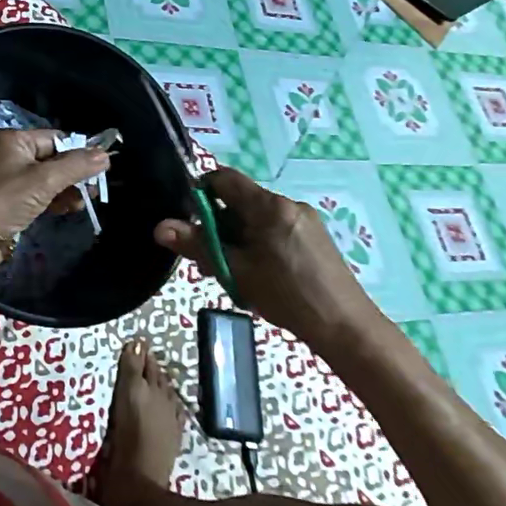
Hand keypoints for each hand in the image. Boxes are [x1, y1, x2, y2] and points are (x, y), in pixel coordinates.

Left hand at [0, 129, 109, 257]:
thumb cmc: (8, 199)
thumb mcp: (45, 180)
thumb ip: (77, 166)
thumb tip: (106, 155)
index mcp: (12, 139)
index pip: (55, 139)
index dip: (78, 152)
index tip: (99, 167)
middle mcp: (9, 152)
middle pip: (53, 158)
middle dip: (74, 174)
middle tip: (94, 188)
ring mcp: (9, 175)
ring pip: (48, 177)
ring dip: (67, 188)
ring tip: (84, 201)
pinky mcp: (11, 196)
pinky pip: (39, 191)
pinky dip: (55, 198)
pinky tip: (70, 208)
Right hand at [154, 167, 377, 345]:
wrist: (345, 327)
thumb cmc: (287, 296)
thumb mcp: (237, 272)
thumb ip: (198, 246)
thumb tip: (161, 227)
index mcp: (269, 206)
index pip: (224, 179)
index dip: (200, 193)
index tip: (189, 222)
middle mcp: (288, 204)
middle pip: (240, 202)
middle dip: (218, 227)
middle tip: (209, 262)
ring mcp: (305, 220)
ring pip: (257, 219)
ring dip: (237, 240)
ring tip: (235, 276)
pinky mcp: (314, 237)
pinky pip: (275, 230)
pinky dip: (258, 245)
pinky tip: (260, 278)